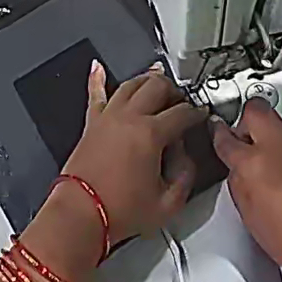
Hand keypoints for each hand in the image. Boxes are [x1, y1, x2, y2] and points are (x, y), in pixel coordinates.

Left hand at [58, 62, 206, 245]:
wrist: (81, 214)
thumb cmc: (117, 210)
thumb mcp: (168, 202)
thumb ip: (185, 175)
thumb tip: (186, 159)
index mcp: (150, 134)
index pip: (182, 113)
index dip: (196, 112)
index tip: (200, 114)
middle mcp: (128, 119)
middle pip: (157, 87)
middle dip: (175, 90)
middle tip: (181, 98)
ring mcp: (107, 119)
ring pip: (130, 84)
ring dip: (147, 80)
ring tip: (157, 81)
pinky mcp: (91, 125)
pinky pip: (95, 94)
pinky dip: (97, 78)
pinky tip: (97, 67)